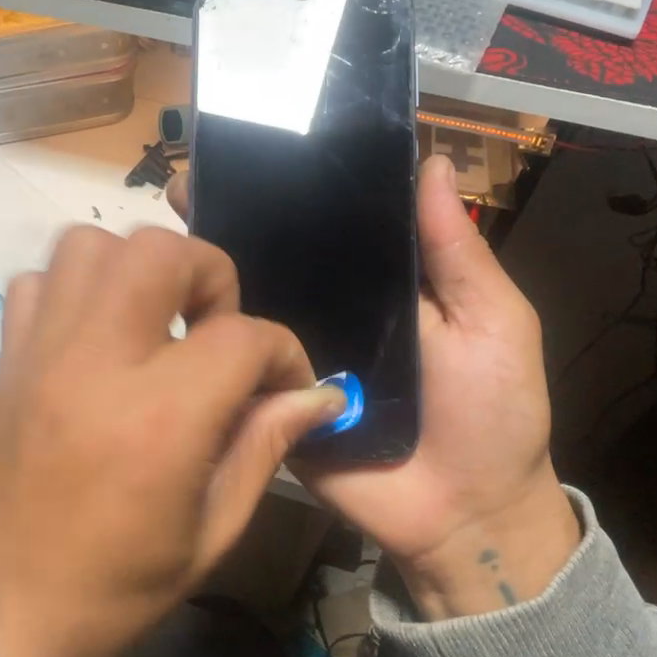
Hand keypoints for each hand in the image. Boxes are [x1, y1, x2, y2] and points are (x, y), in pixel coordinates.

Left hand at [0, 227, 347, 656]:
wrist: (12, 612)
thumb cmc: (122, 584)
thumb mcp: (215, 528)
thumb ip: (265, 444)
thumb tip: (316, 394)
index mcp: (161, 418)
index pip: (243, 336)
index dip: (282, 353)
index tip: (284, 385)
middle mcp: (97, 365)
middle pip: (160, 253)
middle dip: (208, 276)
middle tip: (214, 329)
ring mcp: (42, 355)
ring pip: (90, 245)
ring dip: (136, 268)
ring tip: (154, 321)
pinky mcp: (7, 360)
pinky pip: (38, 281)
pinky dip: (74, 289)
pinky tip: (95, 335)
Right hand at [169, 156, 577, 620]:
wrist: (464, 517)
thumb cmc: (493, 413)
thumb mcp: (494, 322)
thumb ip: (457, 252)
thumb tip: (433, 161)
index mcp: (379, 285)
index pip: (330, 223)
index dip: (296, 183)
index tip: (253, 139)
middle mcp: (328, 313)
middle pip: (274, 258)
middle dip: (231, 217)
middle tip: (184, 178)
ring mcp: (293, 358)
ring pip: (244, 307)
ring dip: (207, 271)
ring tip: (162, 229)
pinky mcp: (271, 404)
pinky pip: (235, 368)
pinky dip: (204, 341)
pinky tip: (167, 303)